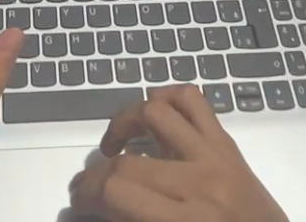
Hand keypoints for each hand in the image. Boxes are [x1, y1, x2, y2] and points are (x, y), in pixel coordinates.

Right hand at [69, 85, 286, 221]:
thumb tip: (98, 207)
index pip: (118, 193)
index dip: (87, 194)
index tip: (77, 201)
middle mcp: (200, 184)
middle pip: (129, 162)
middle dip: (95, 175)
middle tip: (85, 185)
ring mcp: (217, 157)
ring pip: (156, 114)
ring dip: (125, 125)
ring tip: (116, 146)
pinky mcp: (228, 143)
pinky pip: (193, 100)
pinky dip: (166, 98)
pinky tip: (153, 118)